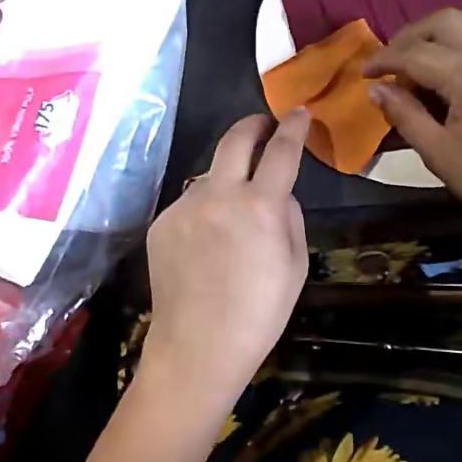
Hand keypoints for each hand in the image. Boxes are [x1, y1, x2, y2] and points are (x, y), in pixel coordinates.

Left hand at [142, 111, 309, 402]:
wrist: (198, 347)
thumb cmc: (260, 313)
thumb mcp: (296, 265)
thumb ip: (289, 216)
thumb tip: (277, 192)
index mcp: (261, 206)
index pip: (281, 151)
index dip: (293, 127)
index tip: (299, 114)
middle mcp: (219, 195)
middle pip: (235, 139)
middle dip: (253, 124)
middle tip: (263, 125)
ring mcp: (185, 207)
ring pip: (211, 176)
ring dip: (228, 179)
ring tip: (235, 214)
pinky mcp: (162, 222)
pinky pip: (191, 203)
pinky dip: (205, 209)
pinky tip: (208, 243)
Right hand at [364, 7, 461, 244]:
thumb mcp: (440, 155)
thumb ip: (405, 115)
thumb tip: (376, 89)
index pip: (419, 54)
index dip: (386, 59)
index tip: (364, 71)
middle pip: (446, 21)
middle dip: (410, 35)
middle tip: (391, 61)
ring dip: (440, 28)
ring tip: (421, 55)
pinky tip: (455, 60)